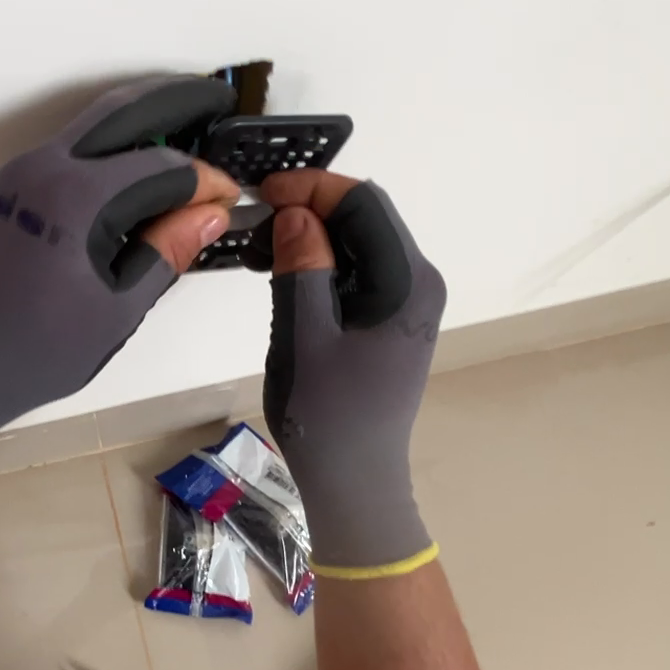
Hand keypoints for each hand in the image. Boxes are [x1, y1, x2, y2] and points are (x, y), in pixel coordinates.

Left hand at [0, 75, 241, 483]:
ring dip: (133, 128)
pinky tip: (124, 178)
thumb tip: (211, 213)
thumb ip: (165, 252)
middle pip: (118, 112)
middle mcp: (39, 167)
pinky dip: (98, 157)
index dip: (202, 180)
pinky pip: (58, 158)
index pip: (159, 166)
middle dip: (173, 103)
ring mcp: (12, 175)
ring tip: (180, 132)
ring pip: (84, 130)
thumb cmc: (38, 352)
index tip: (228, 199)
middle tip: (215, 101)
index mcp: (74, 197)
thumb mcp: (116, 311)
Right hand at [258, 170, 446, 575]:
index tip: (262, 193)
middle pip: (364, 220)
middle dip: (308, 212)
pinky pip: (354, 276)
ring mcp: (404, 304)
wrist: (354, 481)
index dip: (313, 188)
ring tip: (259, 254)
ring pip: (356, 247)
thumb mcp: (304, 338)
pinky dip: (318, 268)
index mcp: (407, 281)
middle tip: (253, 227)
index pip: (365, 204)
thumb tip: (294, 213)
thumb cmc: (328, 417)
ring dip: (310, 240)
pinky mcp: (387, 323)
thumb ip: (302, 270)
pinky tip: (284, 278)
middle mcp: (416, 283)